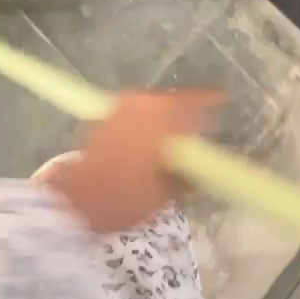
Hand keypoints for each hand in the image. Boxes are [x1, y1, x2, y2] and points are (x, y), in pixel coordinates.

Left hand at [44, 90, 221, 232]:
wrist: (75, 198)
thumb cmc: (123, 197)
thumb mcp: (163, 193)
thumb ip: (185, 176)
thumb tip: (200, 169)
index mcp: (160, 118)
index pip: (192, 102)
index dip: (210, 100)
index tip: (224, 99)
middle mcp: (141, 104)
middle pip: (172, 100)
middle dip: (185, 111)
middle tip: (198, 126)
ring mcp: (121, 106)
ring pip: (152, 103)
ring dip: (165, 113)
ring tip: (173, 133)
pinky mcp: (106, 115)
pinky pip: (136, 108)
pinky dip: (146, 118)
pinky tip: (149, 137)